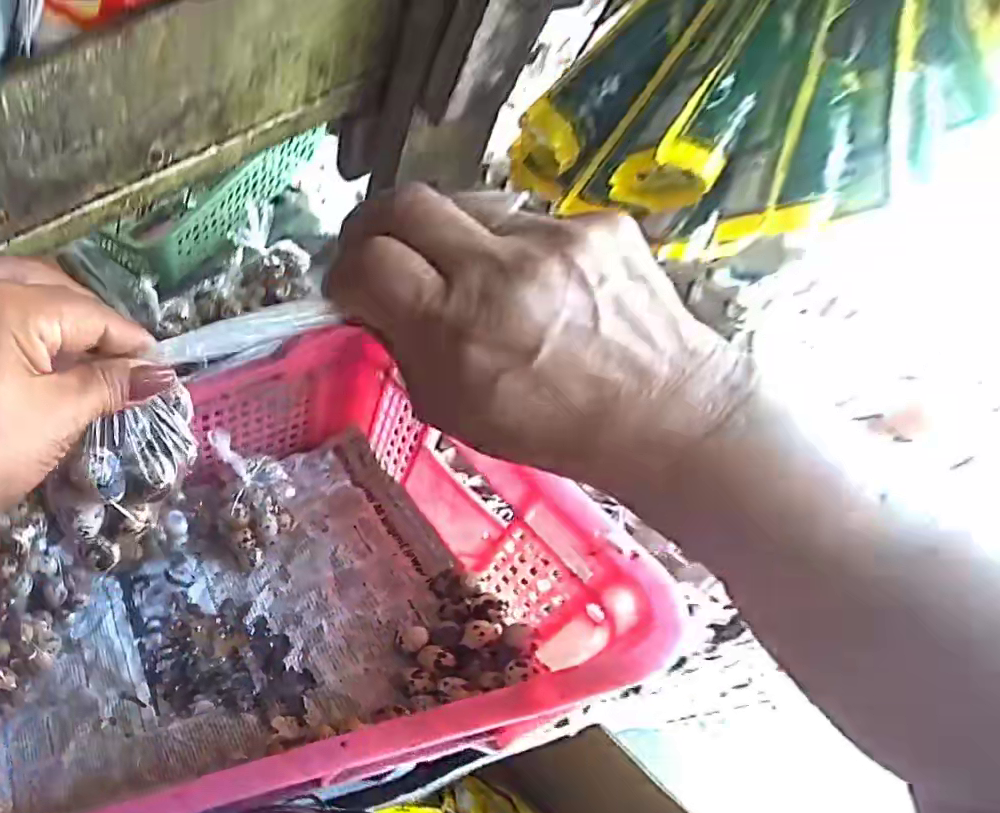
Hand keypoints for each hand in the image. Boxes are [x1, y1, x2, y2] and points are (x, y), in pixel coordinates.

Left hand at [0, 258, 163, 557]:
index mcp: (7, 303)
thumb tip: (159, 374)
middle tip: (121, 361)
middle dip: (92, 322)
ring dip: (58, 318)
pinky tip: (38, 360)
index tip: (161, 364)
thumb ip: (108, 385)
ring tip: (84, 354)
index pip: (87, 313)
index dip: (128, 340)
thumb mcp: (57, 417)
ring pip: (19, 295)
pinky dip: (24, 329)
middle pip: (53, 290)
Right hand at [326, 184, 754, 495]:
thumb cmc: (534, 423)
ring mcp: (553, 235)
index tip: (345, 288)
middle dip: (370, 224)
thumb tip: (372, 305)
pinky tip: (514, 278)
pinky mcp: (595, 220)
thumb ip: (401, 345)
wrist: (657, 409)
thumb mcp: (440, 402)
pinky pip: (518, 217)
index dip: (342, 271)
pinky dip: (496, 244)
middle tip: (369, 248)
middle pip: (405, 203)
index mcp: (451, 324)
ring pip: (461, 203)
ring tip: (446, 267)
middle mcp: (498, 267)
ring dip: (434, 233)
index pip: (368, 261)